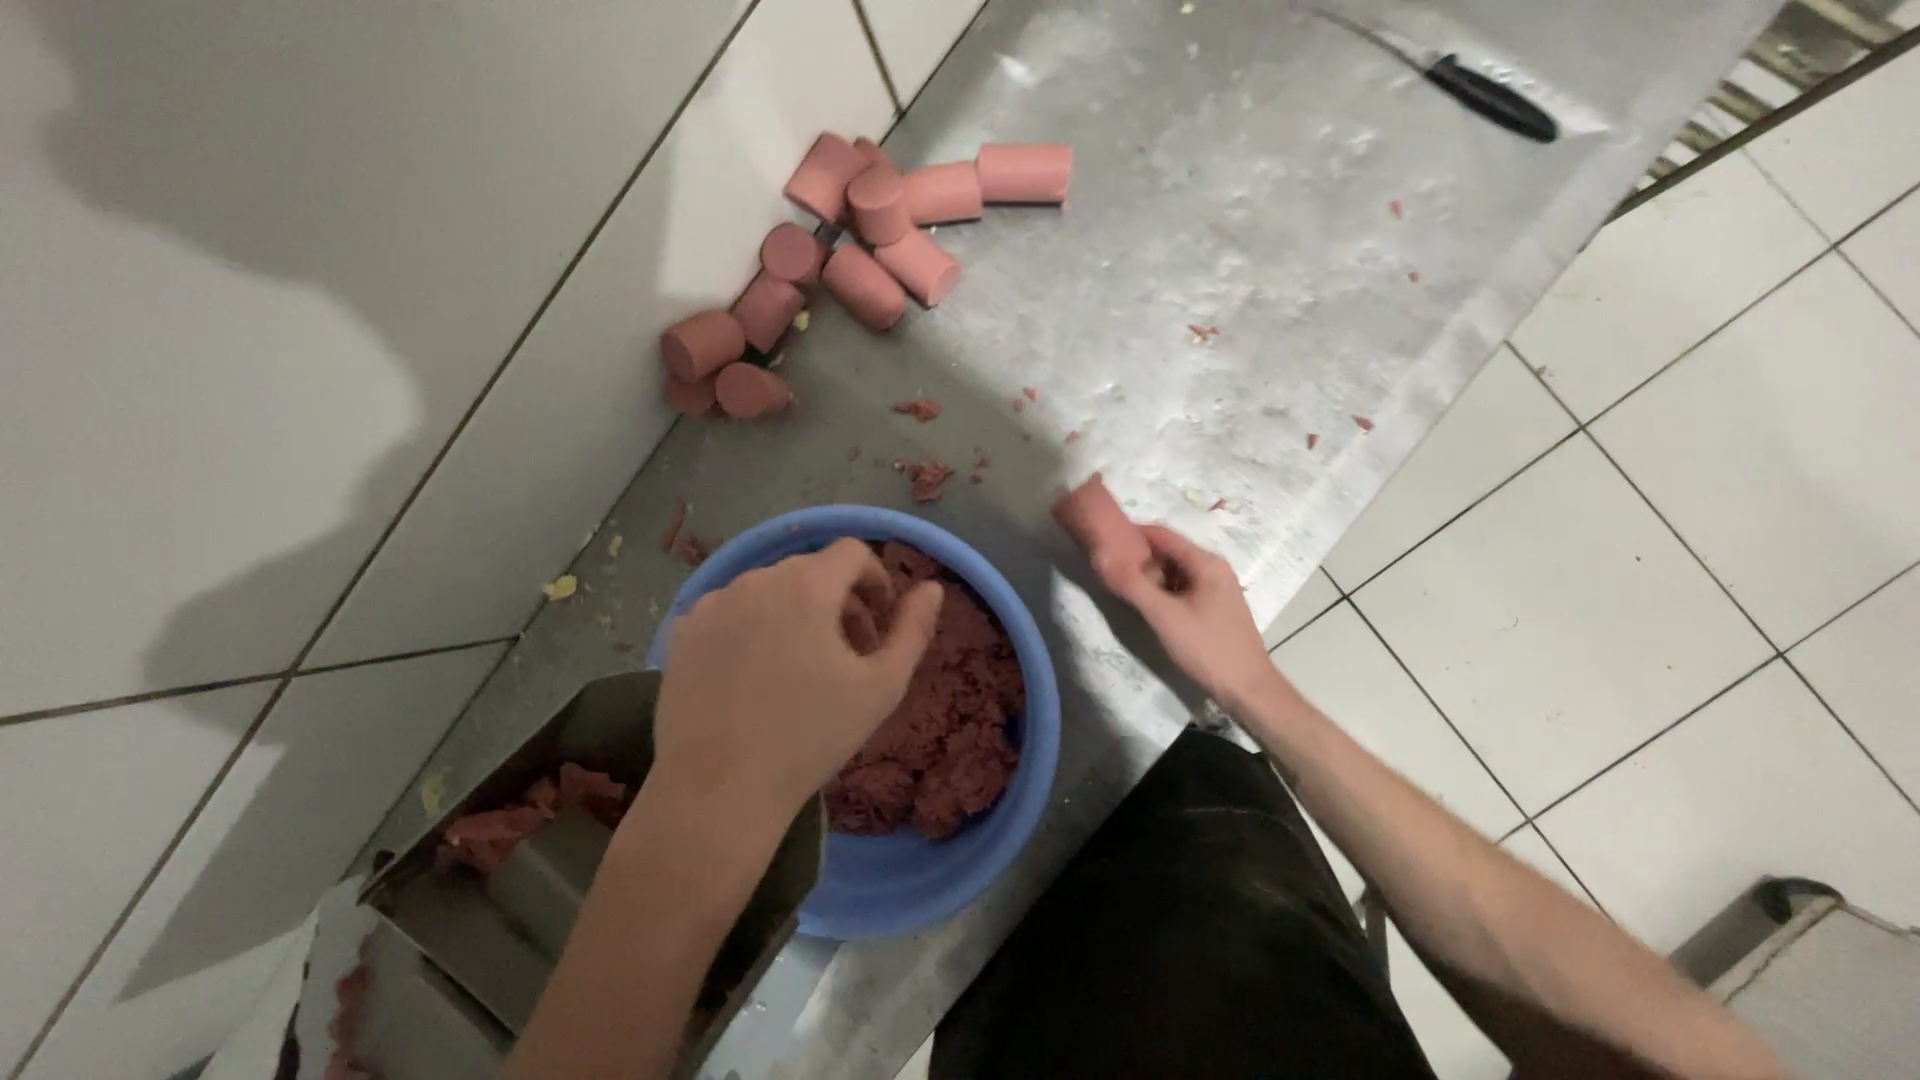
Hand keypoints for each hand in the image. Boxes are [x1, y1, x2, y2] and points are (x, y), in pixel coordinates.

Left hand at [650, 537, 943, 828]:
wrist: (719, 788)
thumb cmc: (811, 738)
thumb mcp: (882, 687)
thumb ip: (913, 630)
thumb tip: (932, 588)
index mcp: (807, 586)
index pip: (852, 552)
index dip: (875, 581)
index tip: (878, 625)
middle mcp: (757, 579)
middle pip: (811, 571)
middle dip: (838, 602)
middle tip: (847, 656)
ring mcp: (713, 603)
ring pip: (769, 590)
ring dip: (795, 613)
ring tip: (800, 669)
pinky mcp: (683, 630)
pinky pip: (731, 611)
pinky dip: (753, 628)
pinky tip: (754, 676)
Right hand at [1094, 524, 1278, 708]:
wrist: (1248, 689)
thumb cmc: (1207, 648)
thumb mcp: (1164, 617)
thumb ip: (1131, 585)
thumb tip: (1100, 555)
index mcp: (1206, 562)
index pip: (1161, 533)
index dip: (1130, 534)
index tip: (1102, 542)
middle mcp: (1214, 567)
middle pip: (1168, 551)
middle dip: (1138, 557)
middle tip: (1108, 570)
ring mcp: (1217, 587)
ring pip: (1175, 571)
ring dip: (1149, 576)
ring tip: (1122, 587)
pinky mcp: (1215, 606)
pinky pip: (1182, 587)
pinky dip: (1162, 590)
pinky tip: (1147, 605)